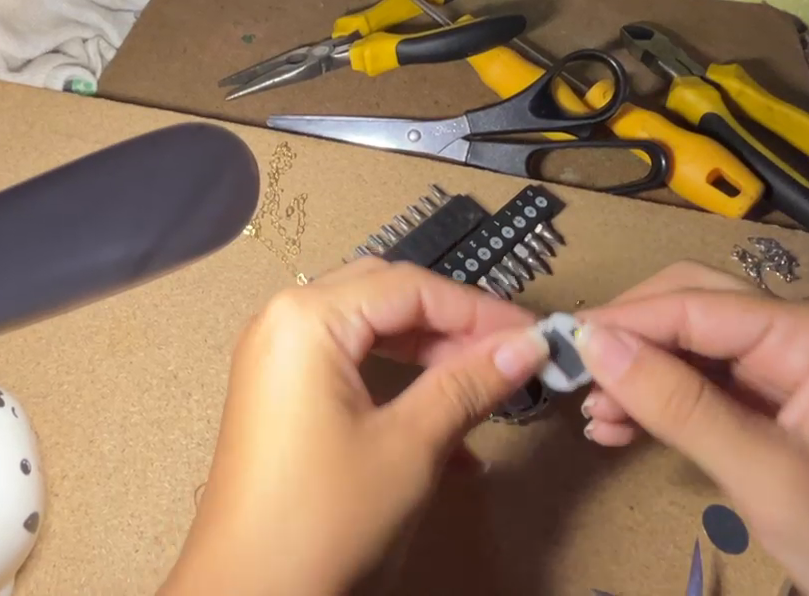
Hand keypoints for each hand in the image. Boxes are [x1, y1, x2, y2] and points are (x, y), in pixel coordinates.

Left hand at [160, 258, 548, 595]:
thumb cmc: (321, 521)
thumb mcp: (408, 448)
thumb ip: (468, 385)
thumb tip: (527, 347)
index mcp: (307, 316)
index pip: (409, 287)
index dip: (477, 309)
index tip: (531, 335)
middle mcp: (285, 317)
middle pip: (386, 294)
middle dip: (451, 322)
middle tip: (508, 351)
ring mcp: (277, 350)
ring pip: (368, 323)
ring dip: (427, 348)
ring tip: (482, 378)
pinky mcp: (279, 384)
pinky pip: (347, 356)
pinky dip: (394, 374)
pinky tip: (440, 413)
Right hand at [574, 263, 808, 595]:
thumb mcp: (770, 479)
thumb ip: (676, 403)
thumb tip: (589, 339)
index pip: (691, 305)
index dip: (619, 321)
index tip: (554, 344)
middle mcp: (804, 329)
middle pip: (690, 309)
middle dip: (629, 341)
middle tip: (571, 375)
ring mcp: (799, 366)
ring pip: (695, 346)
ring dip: (641, 374)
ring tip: (593, 414)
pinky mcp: (792, 404)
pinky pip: (712, 383)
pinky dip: (667, 401)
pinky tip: (624, 425)